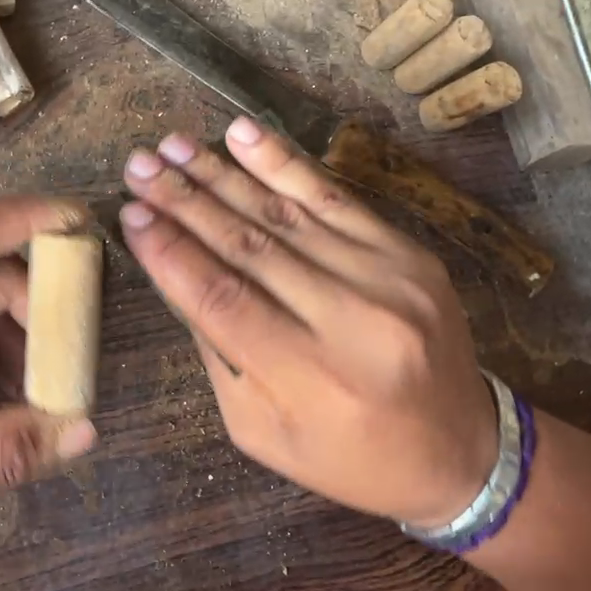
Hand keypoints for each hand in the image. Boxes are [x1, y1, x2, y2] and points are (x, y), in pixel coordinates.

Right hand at [119, 117, 497, 528]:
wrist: (461, 453)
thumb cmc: (346, 456)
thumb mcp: (261, 429)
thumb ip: (219, 352)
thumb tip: (177, 275)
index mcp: (307, 377)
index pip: (218, 298)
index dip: (168, 252)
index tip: (128, 214)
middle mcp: (349, 320)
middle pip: (245, 246)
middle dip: (182, 201)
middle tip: (138, 166)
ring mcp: (386, 278)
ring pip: (283, 214)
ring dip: (220, 174)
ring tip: (172, 145)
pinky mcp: (406, 253)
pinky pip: (334, 198)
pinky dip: (283, 163)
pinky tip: (242, 134)